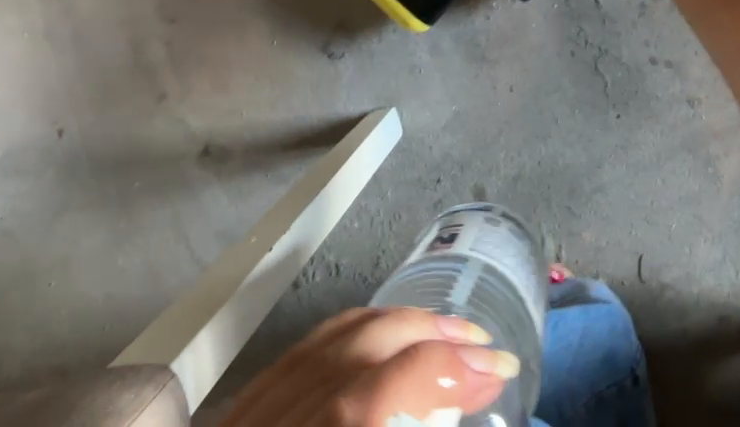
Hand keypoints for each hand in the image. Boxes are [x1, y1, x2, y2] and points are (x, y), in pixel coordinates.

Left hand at [220, 307, 519, 426]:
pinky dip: (355, 331)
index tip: (499, 370)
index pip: (378, 394)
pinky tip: (384, 333)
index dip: (449, 370)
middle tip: (483, 343)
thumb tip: (463, 399)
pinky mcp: (240, 407)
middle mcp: (277, 425)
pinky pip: (305, 347)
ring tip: (446, 329)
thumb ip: (403, 420)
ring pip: (330, 338)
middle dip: (433, 334)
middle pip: (358, 348)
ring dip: (398, 323)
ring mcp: (251, 411)